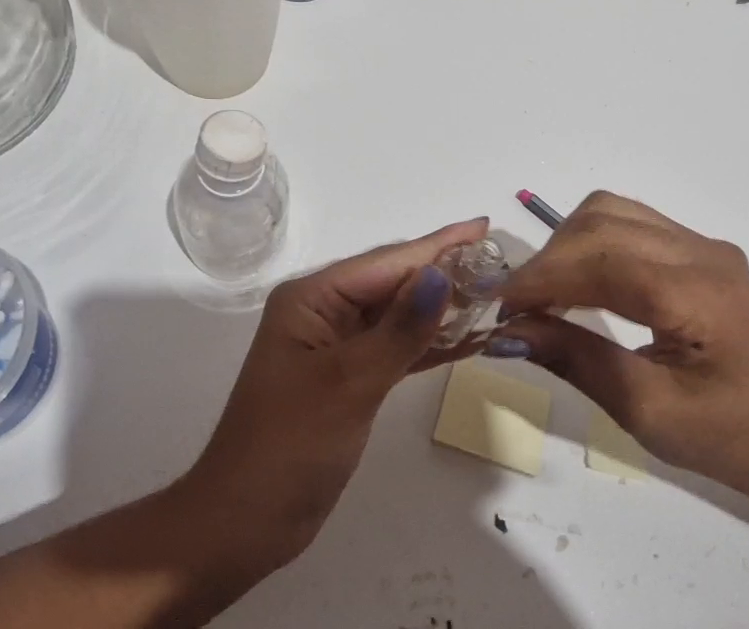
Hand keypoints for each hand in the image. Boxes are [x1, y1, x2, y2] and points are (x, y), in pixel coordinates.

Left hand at [184, 217, 487, 567]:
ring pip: (399, 315)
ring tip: (496, 294)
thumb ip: (400, 329)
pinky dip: (430, 344)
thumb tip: (442, 275)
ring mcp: (336, 347)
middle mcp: (323, 312)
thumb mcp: (349, 383)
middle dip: (445, 272)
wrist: (246, 522)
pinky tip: (469, 339)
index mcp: (311, 299)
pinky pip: (397, 348)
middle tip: (502, 263)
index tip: (486, 226)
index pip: (386, 262)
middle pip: (394, 282)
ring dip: (443, 307)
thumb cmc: (289, 446)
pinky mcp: (350, 379)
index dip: (438, 246)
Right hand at [489, 192, 748, 483]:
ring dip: (563, 245)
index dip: (546, 278)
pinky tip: (571, 279)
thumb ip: (575, 359)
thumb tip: (507, 330)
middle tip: (514, 305)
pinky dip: (583, 243)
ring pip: (609, 212)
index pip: (609, 265)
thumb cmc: (713, 432)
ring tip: (541, 292)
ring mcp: (702, 242)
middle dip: (548, 260)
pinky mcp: (692, 243)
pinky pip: (623, 220)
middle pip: (604, 225)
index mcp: (705, 299)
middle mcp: (707, 254)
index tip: (498, 306)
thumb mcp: (641, 409)